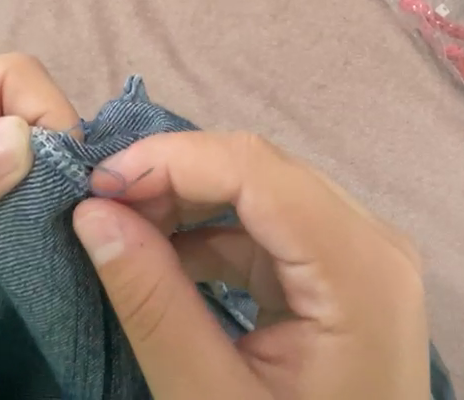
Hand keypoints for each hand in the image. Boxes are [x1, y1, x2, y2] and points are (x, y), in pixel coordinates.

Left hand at [0, 55, 80, 399]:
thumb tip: (23, 138)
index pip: (5, 78)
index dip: (47, 116)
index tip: (68, 186)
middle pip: (21, 112)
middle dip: (56, 156)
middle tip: (73, 223)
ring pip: (20, 159)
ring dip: (46, 192)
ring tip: (63, 243)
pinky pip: (5, 204)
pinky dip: (28, 222)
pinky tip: (37, 256)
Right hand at [72, 131, 429, 398]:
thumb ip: (154, 303)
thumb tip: (91, 213)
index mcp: (359, 269)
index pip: (255, 168)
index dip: (170, 159)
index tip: (95, 183)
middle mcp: (372, 240)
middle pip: (260, 170)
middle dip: (172, 177)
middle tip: (99, 206)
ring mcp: (362, 254)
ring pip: (261, 190)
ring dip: (187, 200)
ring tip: (123, 225)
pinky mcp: (343, 272)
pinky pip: (270, 226)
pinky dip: (212, 233)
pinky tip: (165, 254)